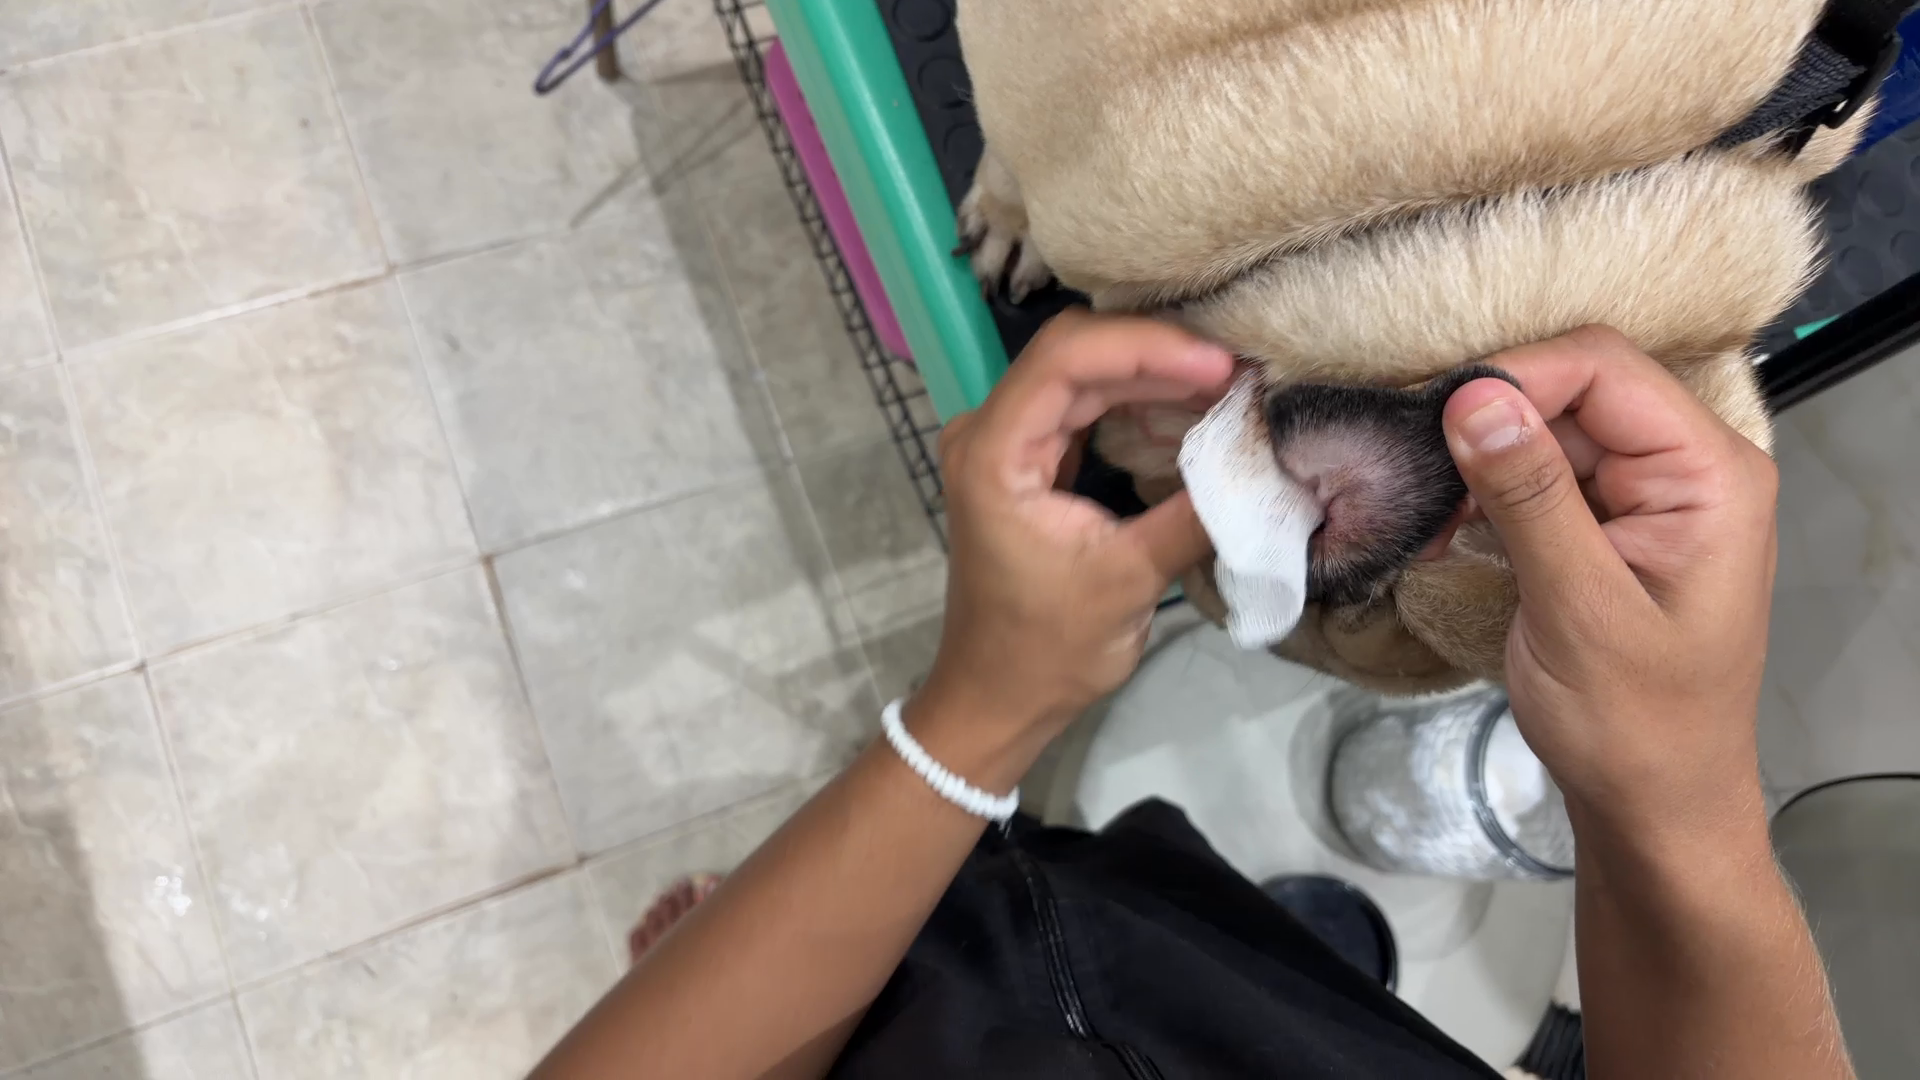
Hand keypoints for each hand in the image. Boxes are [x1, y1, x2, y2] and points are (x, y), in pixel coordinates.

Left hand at [914, 311, 1232, 750]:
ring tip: (1226, 387)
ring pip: (1081, 377)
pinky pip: (1080, 409)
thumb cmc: (1049, 648)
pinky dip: (1133, 403)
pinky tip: (1186, 408)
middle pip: (1073, 356)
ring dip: (1152, 376)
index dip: (1147, 348)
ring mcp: (1001, 444)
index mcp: (992, 453)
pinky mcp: (1023, 461)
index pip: (1065, 359)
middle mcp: (986, 432)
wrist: (999, 692)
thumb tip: (1269, 456)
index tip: (1220, 365)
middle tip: (1239, 372)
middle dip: (1158, 356)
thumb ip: (1197, 510)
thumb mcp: (1129, 579)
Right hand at [1442, 327, 1778, 837]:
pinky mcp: (1590, 521)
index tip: (1430, 421)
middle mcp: (1677, 468)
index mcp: (1705, 475)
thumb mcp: (1576, 605)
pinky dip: (1474, 495)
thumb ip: (1528, 496)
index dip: (1513, 379)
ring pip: (1536, 432)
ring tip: (1428, 513)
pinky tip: (1446, 529)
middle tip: (1415, 470)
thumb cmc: (1629, 714)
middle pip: (1567, 392)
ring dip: (1471, 463)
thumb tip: (1472, 400)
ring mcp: (1632, 495)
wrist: (1644, 790)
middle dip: (1482, 423)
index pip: (1603, 372)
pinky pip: (1524, 476)